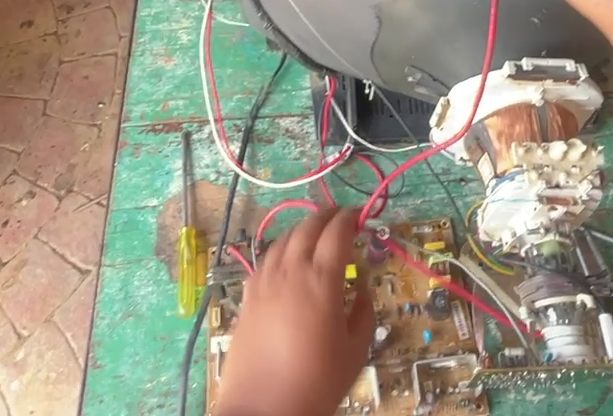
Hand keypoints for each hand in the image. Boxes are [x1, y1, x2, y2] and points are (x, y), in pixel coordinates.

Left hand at [216, 208, 373, 415]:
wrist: (263, 410)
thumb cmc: (315, 383)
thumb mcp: (355, 352)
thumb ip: (364, 312)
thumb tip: (363, 288)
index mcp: (322, 279)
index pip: (338, 232)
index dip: (351, 218)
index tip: (360, 217)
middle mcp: (292, 270)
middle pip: (309, 226)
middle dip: (327, 216)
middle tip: (340, 217)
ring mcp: (266, 279)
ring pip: (285, 237)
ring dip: (303, 229)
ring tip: (315, 233)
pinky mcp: (248, 293)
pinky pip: (266, 257)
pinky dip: (281, 248)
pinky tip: (286, 258)